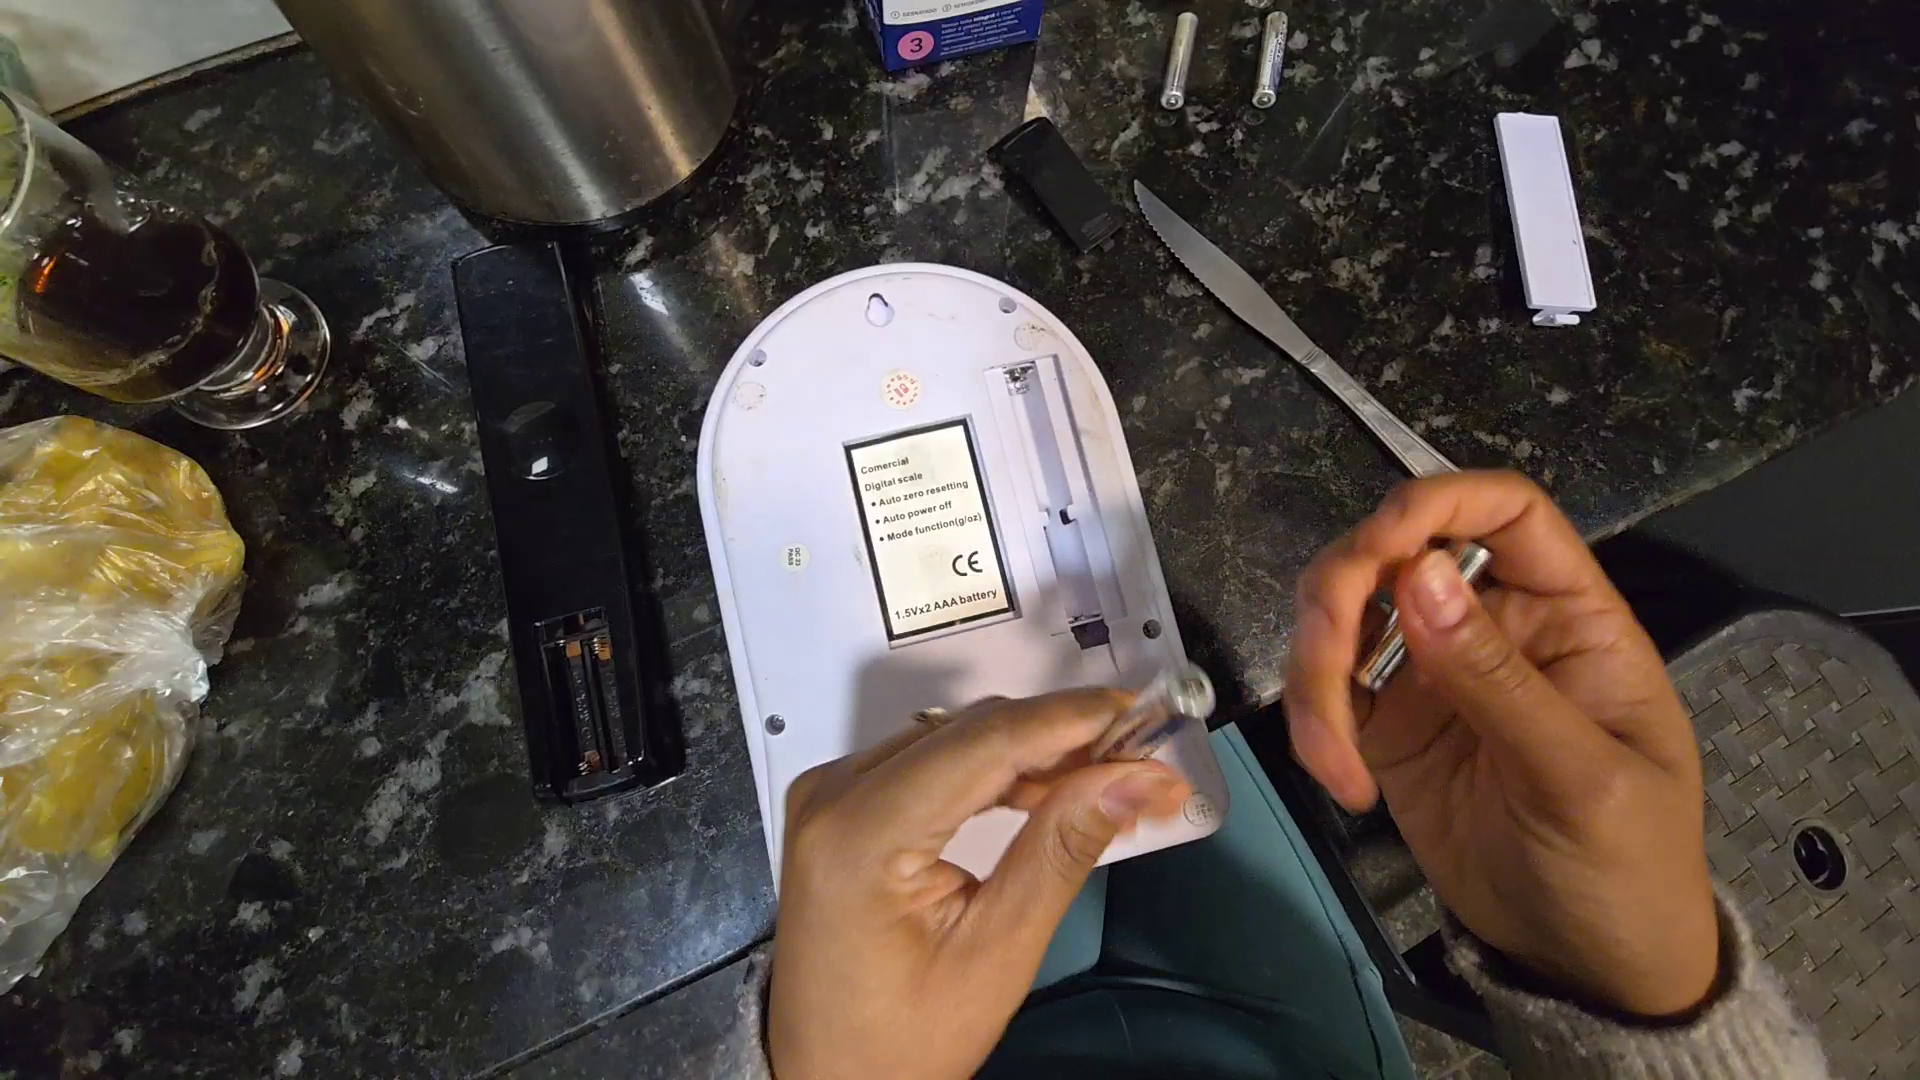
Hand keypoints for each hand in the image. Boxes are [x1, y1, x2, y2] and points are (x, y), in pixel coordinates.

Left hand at [768, 690, 1190, 1079]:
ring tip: (1101, 772)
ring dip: (1031, 749)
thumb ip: (1062, 850)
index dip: (1066, 719)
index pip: (982, 743)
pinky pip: (932, 757)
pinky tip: (1043, 784)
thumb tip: (1129, 779)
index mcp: (859, 832)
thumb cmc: (902, 1040)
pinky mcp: (845, 798)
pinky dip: (993, 766)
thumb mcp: (996, 954)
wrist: (829, 1076)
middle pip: (967, 731)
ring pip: (953, 736)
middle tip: (1134, 755)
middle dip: (1059, 736)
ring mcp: (833, 789)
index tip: (1134, 711)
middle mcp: (835, 791)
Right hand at [1283, 472, 1719, 1018]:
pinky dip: (1309, 723)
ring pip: (1332, 615)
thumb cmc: (1620, 864)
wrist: (1567, 952)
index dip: (1438, 502)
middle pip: (1385, 555)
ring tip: (1335, 763)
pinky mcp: (1370, 711)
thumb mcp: (1580, 778)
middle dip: (1339, 604)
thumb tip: (1421, 573)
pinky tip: (1339, 778)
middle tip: (1328, 674)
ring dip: (1313, 678)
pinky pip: (1317, 684)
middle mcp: (1478, 619)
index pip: (1502, 510)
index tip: (1383, 543)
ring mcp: (1415, 663)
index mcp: (1559, 613)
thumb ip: (1498, 677)